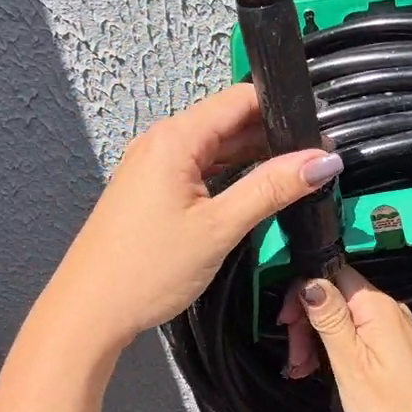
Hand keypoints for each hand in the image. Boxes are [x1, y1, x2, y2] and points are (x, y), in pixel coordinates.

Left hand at [47, 83, 342, 344]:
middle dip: (272, 135)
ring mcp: (154, 166)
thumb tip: (321, 161)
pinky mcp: (152, 190)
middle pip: (229, 121)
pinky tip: (253, 194)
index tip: (320, 130)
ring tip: (293, 178)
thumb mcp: (219, 227)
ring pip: (215, 147)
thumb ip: (272, 188)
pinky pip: (199, 168)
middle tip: (316, 161)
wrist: (89, 313)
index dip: (282, 109)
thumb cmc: (146, 270)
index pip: (240, 99)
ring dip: (252, 157)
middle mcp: (161, 143)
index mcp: (175, 138)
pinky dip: (228, 176)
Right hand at [285, 267, 411, 411]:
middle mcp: (388, 308)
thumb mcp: (350, 365)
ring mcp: (394, 327)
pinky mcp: (395, 345)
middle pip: (336, 295)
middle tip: (295, 359)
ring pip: (344, 316)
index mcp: (377, 307)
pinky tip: (322, 370)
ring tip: (303, 370)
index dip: (303, 293)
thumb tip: (310, 280)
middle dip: (308, 321)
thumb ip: (330, 319)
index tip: (286, 325)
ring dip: (317, 338)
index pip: (332, 274)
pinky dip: (335, 348)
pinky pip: (358, 333)